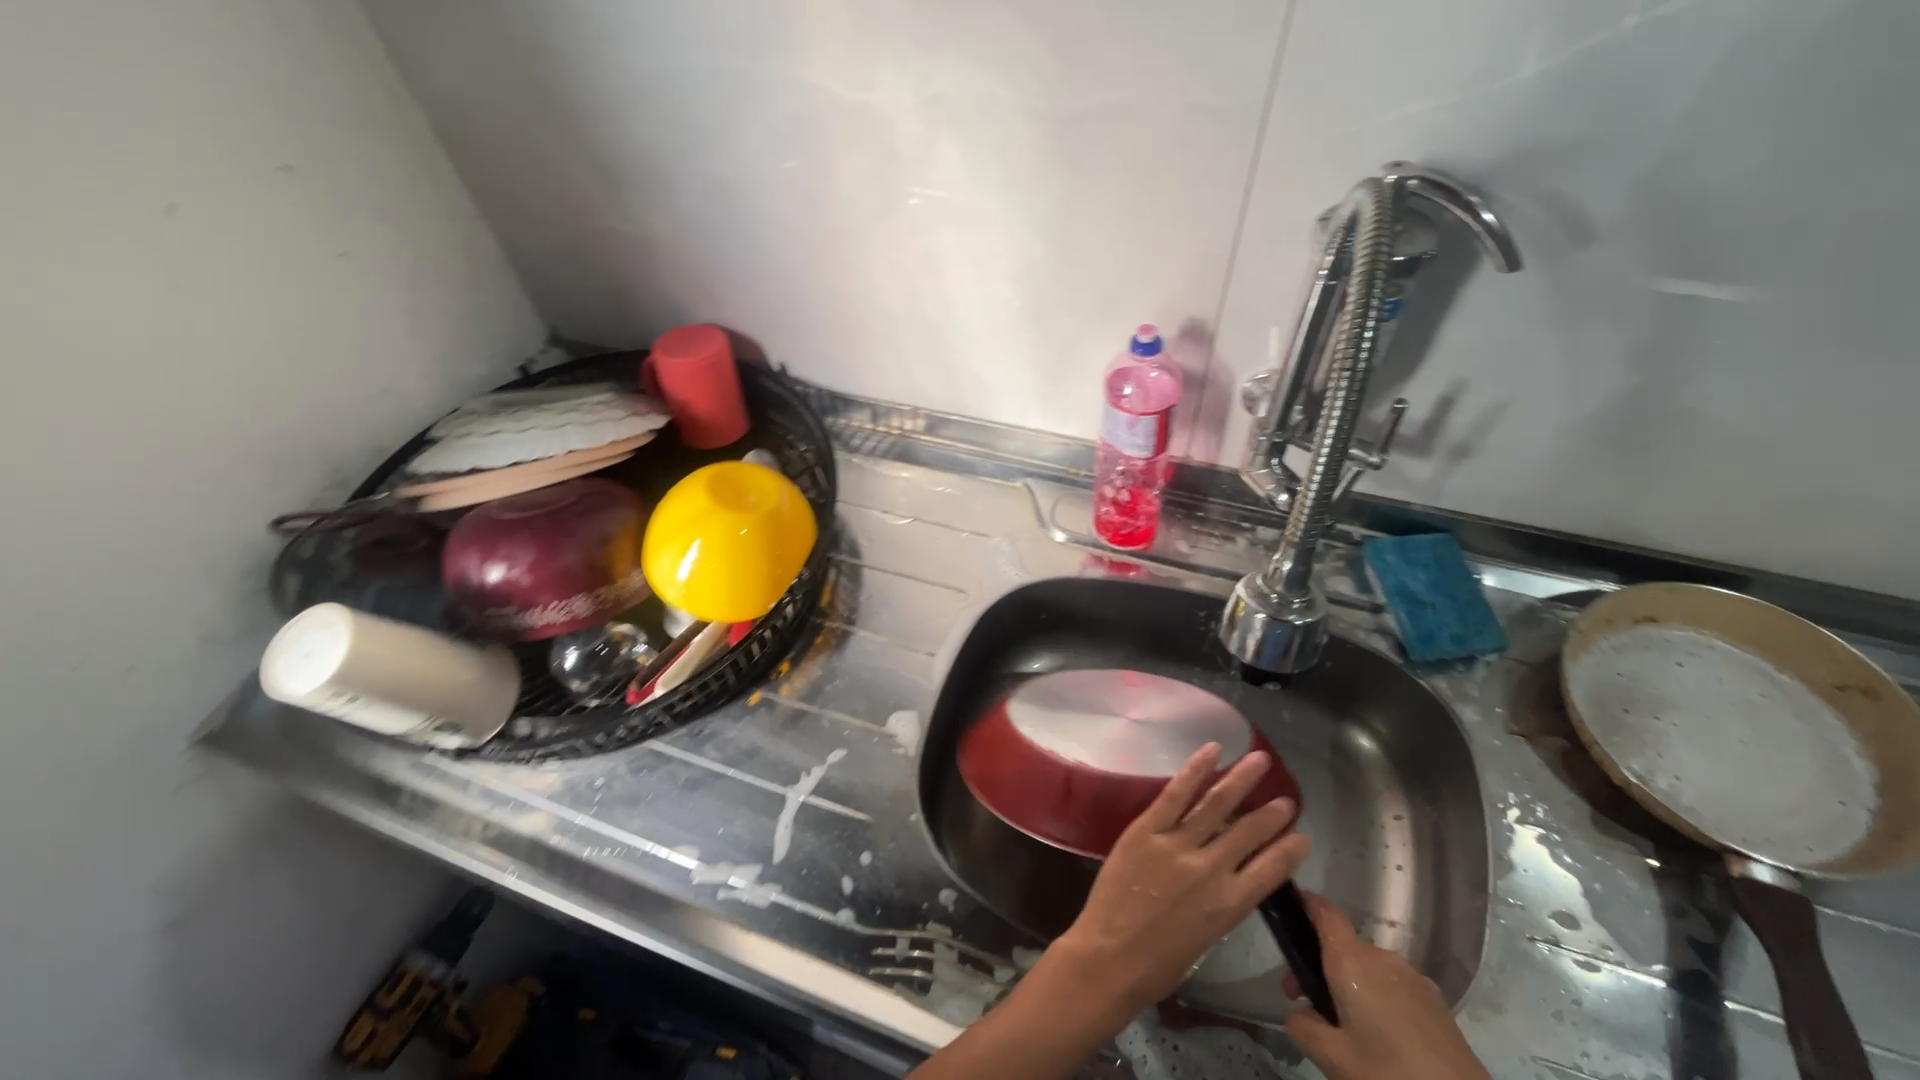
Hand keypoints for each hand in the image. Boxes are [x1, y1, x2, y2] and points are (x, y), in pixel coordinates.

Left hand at [1047, 743, 1309, 1018]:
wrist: (1109, 958)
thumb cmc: (1158, 963)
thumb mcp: (1207, 937)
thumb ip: (1222, 903)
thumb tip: (1231, 875)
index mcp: (1231, 903)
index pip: (1274, 868)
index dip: (1291, 850)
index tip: (1302, 836)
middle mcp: (1211, 869)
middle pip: (1250, 831)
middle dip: (1273, 814)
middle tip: (1287, 799)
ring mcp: (1177, 845)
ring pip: (1217, 803)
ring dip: (1242, 779)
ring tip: (1261, 760)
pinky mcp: (1146, 830)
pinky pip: (1175, 794)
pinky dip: (1195, 769)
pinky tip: (1212, 751)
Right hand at [1286, 894, 1489, 1079]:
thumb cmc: (1389, 1075)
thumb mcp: (1331, 1058)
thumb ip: (1302, 1026)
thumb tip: (1301, 1012)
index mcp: (1353, 963)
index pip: (1326, 914)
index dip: (1306, 905)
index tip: (1290, 912)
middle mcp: (1383, 959)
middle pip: (1343, 948)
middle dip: (1319, 968)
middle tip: (1306, 1006)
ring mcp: (1414, 978)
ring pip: (1368, 969)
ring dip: (1349, 986)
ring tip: (1347, 1031)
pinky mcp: (1435, 1001)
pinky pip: (1393, 987)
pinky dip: (1377, 999)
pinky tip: (1382, 1040)